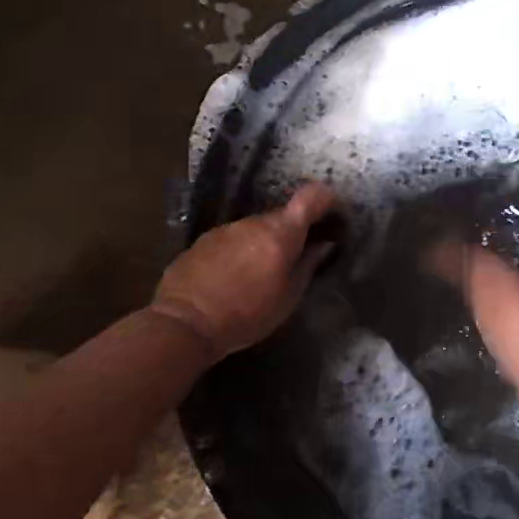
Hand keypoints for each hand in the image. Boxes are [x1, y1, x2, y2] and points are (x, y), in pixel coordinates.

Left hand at [151, 183, 337, 358]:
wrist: (186, 322)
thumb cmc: (247, 314)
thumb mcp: (288, 297)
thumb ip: (308, 265)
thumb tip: (323, 244)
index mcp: (281, 232)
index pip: (311, 197)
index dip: (326, 200)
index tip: (333, 215)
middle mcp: (253, 221)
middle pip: (281, 218)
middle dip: (290, 235)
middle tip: (293, 263)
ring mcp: (225, 228)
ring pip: (254, 230)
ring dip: (262, 245)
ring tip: (258, 277)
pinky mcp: (203, 240)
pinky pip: (232, 240)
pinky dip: (239, 253)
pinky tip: (232, 279)